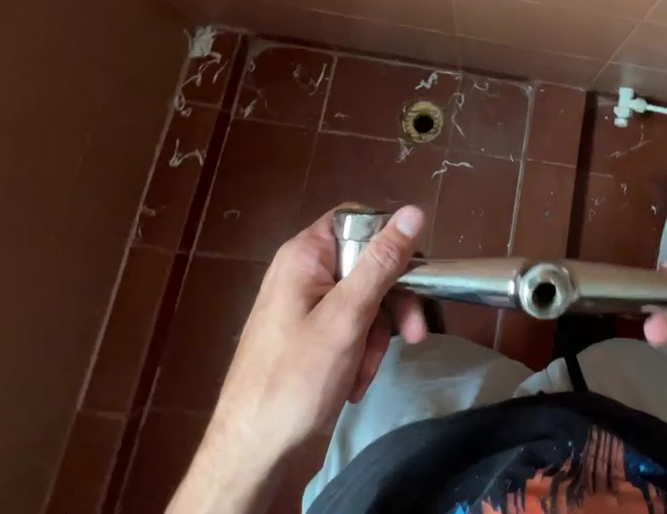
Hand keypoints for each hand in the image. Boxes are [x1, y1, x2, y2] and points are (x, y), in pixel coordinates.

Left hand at [169, 205, 427, 513]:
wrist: (251, 454)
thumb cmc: (296, 379)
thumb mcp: (347, 317)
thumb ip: (382, 263)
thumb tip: (413, 212)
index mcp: (305, 255)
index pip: (359, 221)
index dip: (389, 243)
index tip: (414, 274)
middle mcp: (303, 272)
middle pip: (367, 264)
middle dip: (391, 302)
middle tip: (415, 333)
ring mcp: (304, 306)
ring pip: (363, 299)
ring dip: (376, 335)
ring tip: (366, 372)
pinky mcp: (307, 337)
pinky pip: (348, 327)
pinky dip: (359, 351)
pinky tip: (354, 382)